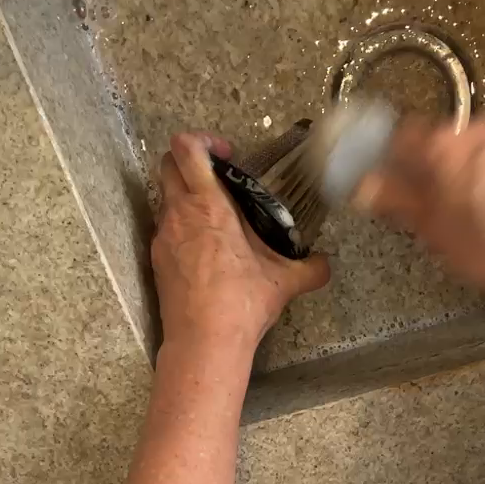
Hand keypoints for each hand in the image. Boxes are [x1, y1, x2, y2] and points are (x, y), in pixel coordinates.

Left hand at [152, 133, 330, 361]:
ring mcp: (163, 238)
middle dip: (190, 164)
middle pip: (167, 165)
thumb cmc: (240, 305)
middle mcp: (179, 215)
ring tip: (216, 222)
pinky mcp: (158, 262)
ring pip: (166, 199)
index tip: (226, 156)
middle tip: (219, 182)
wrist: (204, 343)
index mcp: (208, 206)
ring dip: (186, 198)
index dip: (202, 140)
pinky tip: (205, 254)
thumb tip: (326, 265)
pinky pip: (166, 231)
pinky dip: (182, 230)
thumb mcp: (283, 283)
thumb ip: (310, 269)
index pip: (186, 148)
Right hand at [353, 114, 484, 306]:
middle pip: (435, 144)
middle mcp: (474, 129)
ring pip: (466, 154)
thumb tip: (367, 186)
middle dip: (425, 173)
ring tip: (460, 222)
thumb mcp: (434, 232)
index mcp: (442, 144)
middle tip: (420, 210)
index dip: (383, 155)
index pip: (398, 135)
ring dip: (456, 178)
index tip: (376, 173)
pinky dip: (483, 181)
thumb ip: (396, 202)